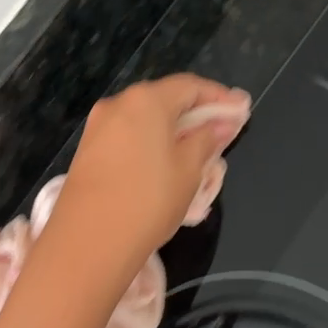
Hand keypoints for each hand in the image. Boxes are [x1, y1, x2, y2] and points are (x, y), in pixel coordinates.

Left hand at [48, 74, 245, 261]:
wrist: (89, 241)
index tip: (240, 112)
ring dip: (171, 130)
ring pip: (143, 119)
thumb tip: (221, 124)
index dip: (219, 97)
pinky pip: (127, 136)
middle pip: (164, 99)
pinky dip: (149, 143)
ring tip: (194, 153)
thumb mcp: (189, 170)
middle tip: (220, 133)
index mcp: (146, 100)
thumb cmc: (148, 200)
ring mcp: (98, 127)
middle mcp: (118, 104)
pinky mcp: (87, 151)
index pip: (190, 86)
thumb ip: (207, 139)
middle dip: (194, 113)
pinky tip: (162, 165)